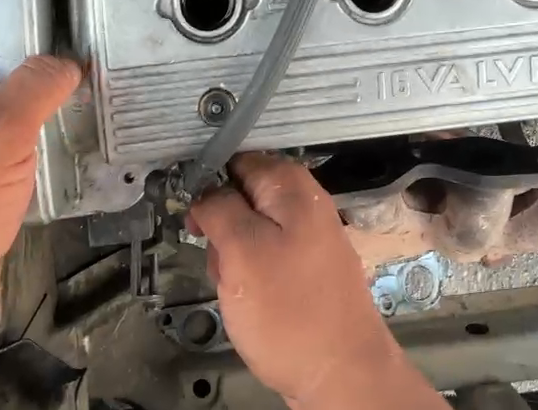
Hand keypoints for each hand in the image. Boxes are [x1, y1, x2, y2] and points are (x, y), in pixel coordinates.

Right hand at [187, 153, 446, 409]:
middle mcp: (304, 201)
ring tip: (241, 289)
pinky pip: (266, 259)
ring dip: (234, 259)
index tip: (195, 220)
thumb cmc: (289, 310)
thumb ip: (218, 207)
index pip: (234, 162)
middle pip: (241, 199)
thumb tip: (204, 188)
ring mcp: (309, 235)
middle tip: (224, 264)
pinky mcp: (308, 267)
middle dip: (222, 230)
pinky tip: (254, 302)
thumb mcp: (240, 250)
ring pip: (250, 234)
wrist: (341, 375)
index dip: (207, 187)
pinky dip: (252, 277)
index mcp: (290, 184)